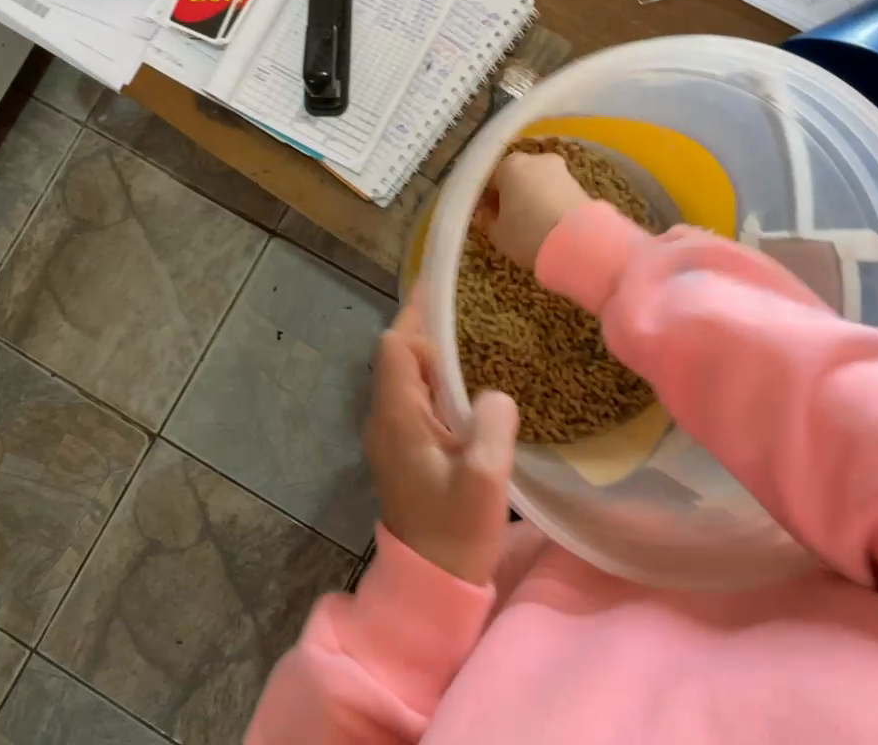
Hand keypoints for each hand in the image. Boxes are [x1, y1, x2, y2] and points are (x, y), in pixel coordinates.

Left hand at [366, 301, 518, 584]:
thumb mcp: (484, 481)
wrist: (430, 583)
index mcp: (397, 417)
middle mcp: (385, 419)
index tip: (449, 293)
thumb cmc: (455, 532)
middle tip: (469, 305)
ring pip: (407, 377)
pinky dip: (438, 380)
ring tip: (475, 334)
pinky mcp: (404, 449)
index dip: (419, 319)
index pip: (395, 348)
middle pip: (398, 356)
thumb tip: (492, 393)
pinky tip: (470, 383)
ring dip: (434, 354)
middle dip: (427, 327)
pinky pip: (416, 398)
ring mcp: (391, 435)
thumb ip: (490, 426)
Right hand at [475, 151, 590, 270]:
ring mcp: (560, 169)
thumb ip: (488, 220)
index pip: (488, 180)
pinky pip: (554, 191)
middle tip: (506, 220)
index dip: (484, 199)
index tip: (484, 217)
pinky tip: (547, 223)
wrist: (579, 242)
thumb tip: (487, 213)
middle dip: (509, 195)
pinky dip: (548, 202)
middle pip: (515, 176)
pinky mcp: (579, 183)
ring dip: (530, 198)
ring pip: (536, 182)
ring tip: (529, 224)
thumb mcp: (498, 233)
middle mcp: (535, 160)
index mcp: (509, 166)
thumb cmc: (528, 233)